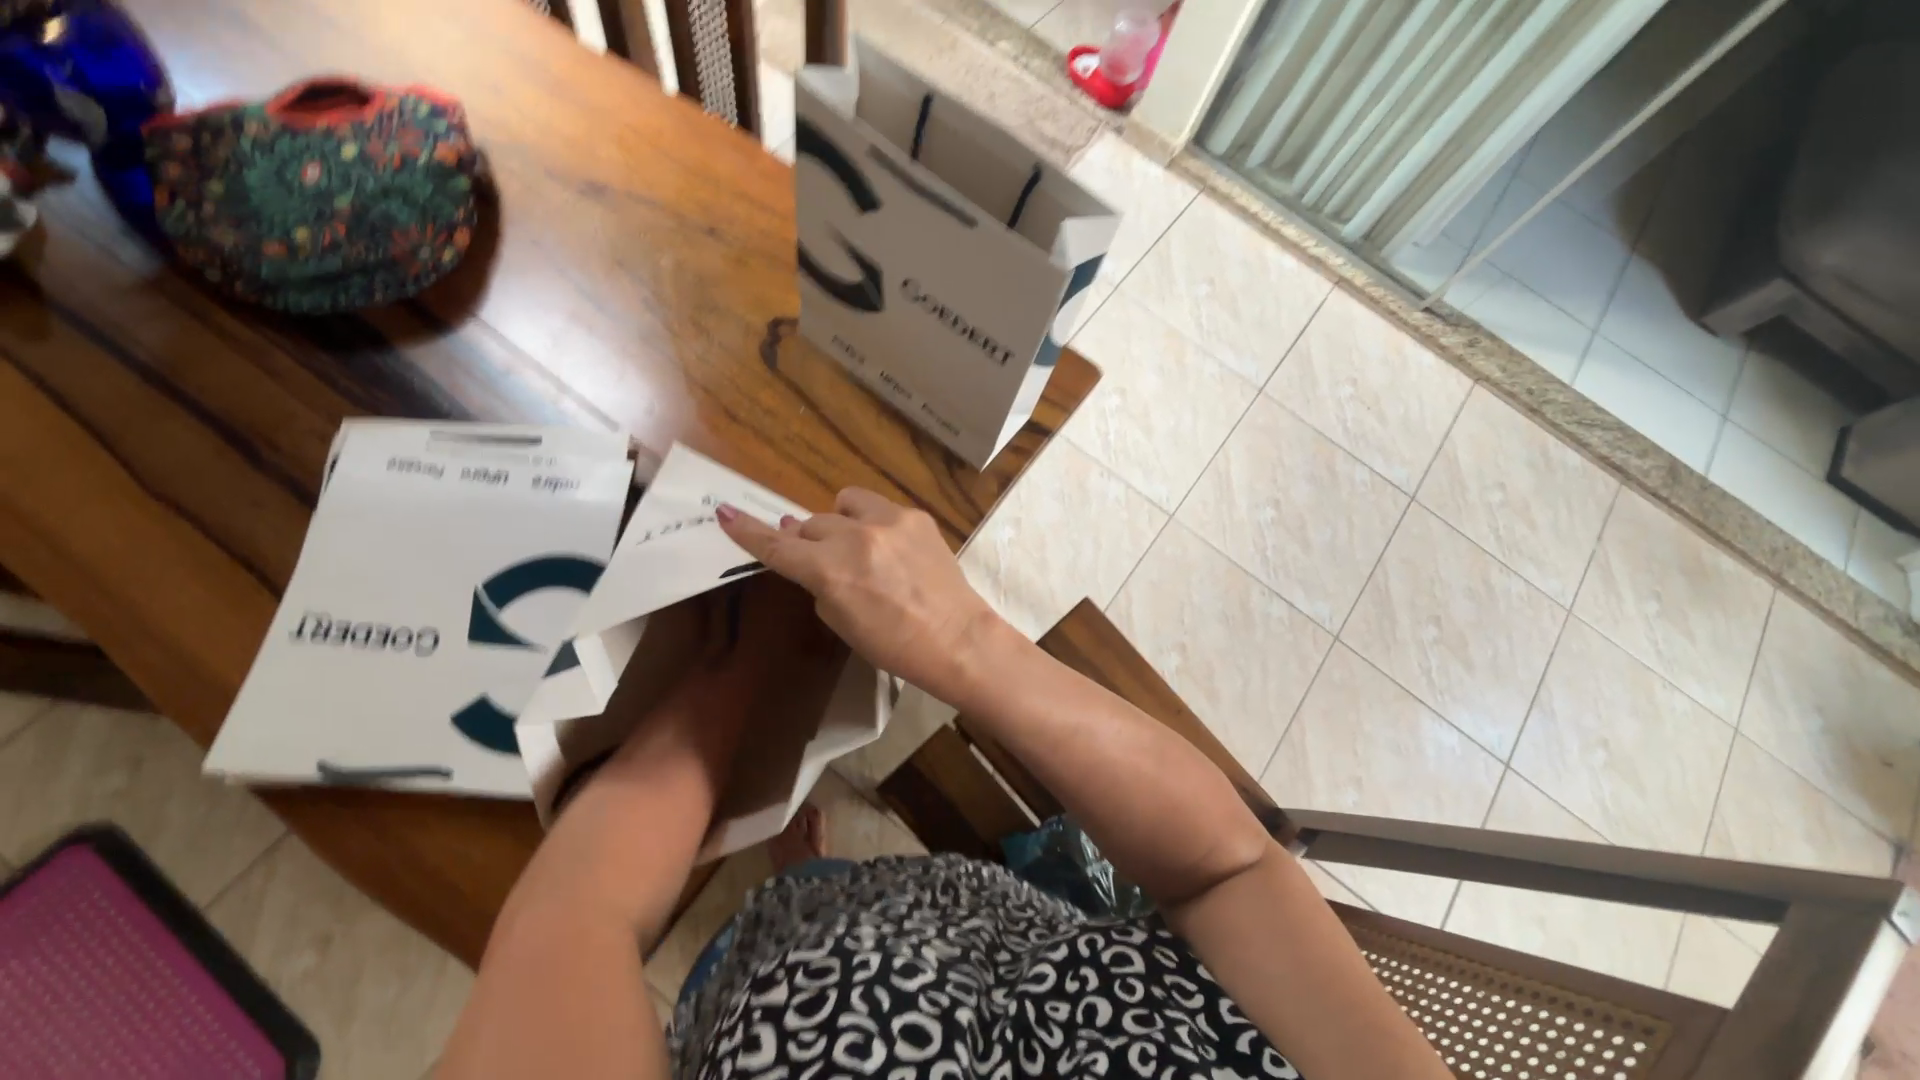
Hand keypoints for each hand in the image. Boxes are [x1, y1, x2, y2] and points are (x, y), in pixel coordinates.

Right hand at [716, 488, 1005, 702]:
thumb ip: (817, 583)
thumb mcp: (840, 621)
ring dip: (839, 522)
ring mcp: (888, 521)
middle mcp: (854, 536)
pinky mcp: (915, 516)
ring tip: (858, 546)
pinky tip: (891, 549)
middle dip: (809, 542)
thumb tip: (807, 553)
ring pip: (842, 504)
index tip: (725, 513)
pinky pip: (877, 508)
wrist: (956, 637)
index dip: (748, 532)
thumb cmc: (893, 644)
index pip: (777, 547)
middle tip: (823, 561)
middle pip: (809, 525)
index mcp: (830, 571)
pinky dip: (873, 523)